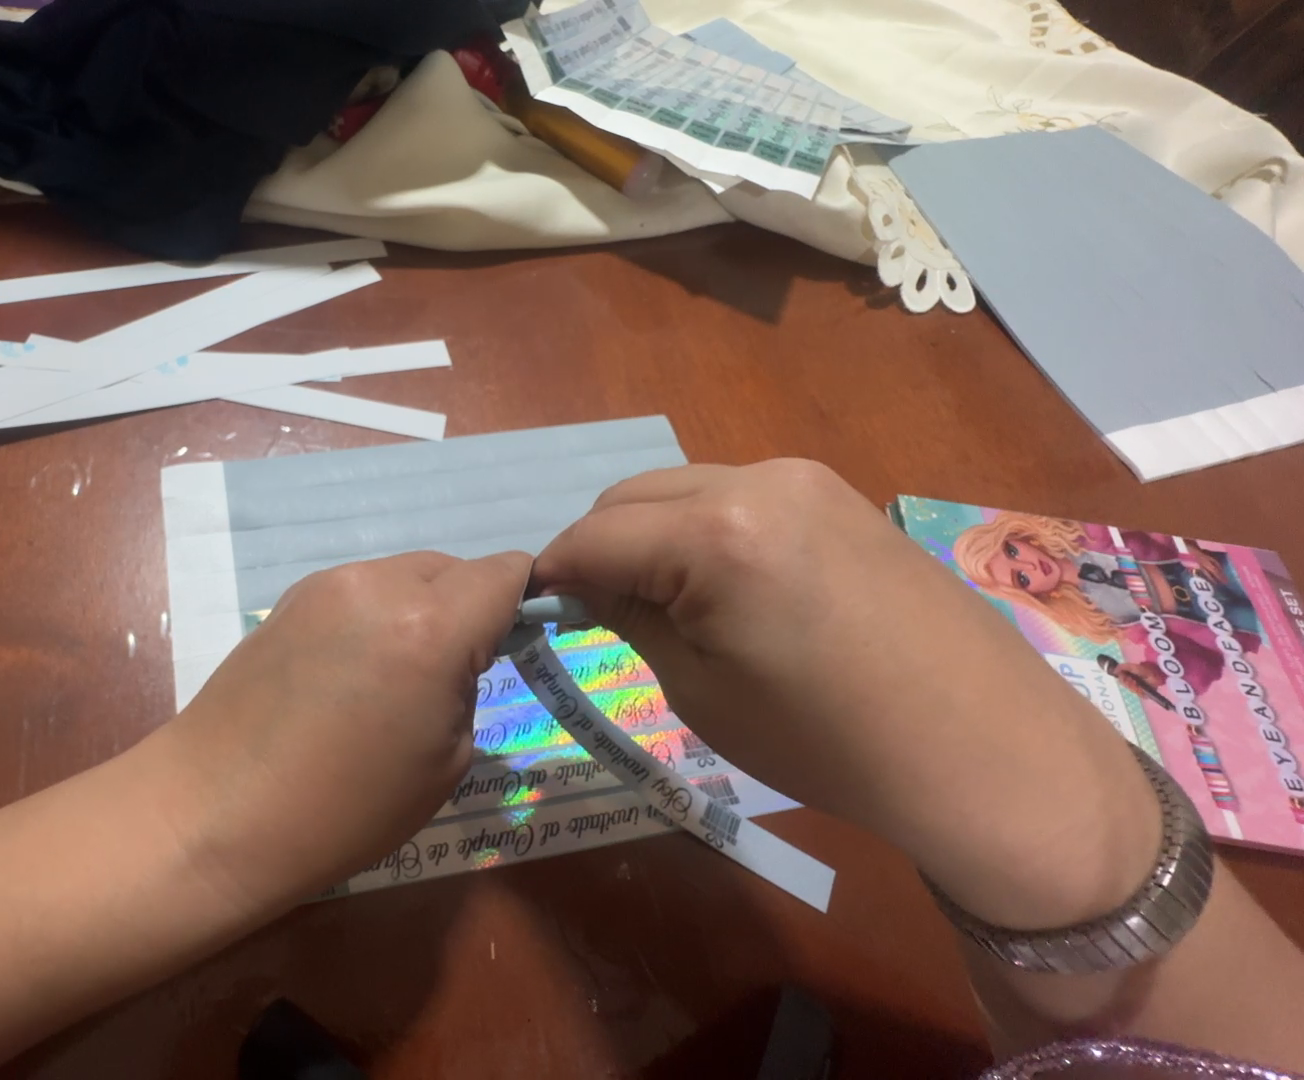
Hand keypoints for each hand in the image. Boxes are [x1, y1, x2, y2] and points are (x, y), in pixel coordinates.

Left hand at [159, 551, 529, 911]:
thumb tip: (458, 656)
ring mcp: (326, 584)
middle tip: (451, 673)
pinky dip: (375, 614)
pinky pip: (359, 589)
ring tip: (395, 674)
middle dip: (469, 607)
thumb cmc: (344, 809)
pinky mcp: (289, 597)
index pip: (503, 572)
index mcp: (429, 627)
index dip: (521, 601)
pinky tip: (350, 670)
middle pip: (452, 568)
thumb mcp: (445, 760)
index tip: (514, 643)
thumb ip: (466, 685)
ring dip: (420, 608)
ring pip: (403, 574)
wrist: (218, 808)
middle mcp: (378, 585)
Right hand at [533, 460, 1158, 927]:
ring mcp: (802, 478)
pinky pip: (729, 495)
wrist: (986, 754)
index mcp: (715, 534)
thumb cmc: (823, 741)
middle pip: (629, 497)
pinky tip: (717, 581)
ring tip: (659, 597)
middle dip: (598, 547)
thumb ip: (628, 616)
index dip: (552, 572)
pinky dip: (696, 528)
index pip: (593, 537)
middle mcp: (755, 480)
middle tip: (597, 609)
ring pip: (678, 489)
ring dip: (647, 534)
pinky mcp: (834, 492)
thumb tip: (581, 588)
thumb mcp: (696, 687)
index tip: (536, 608)